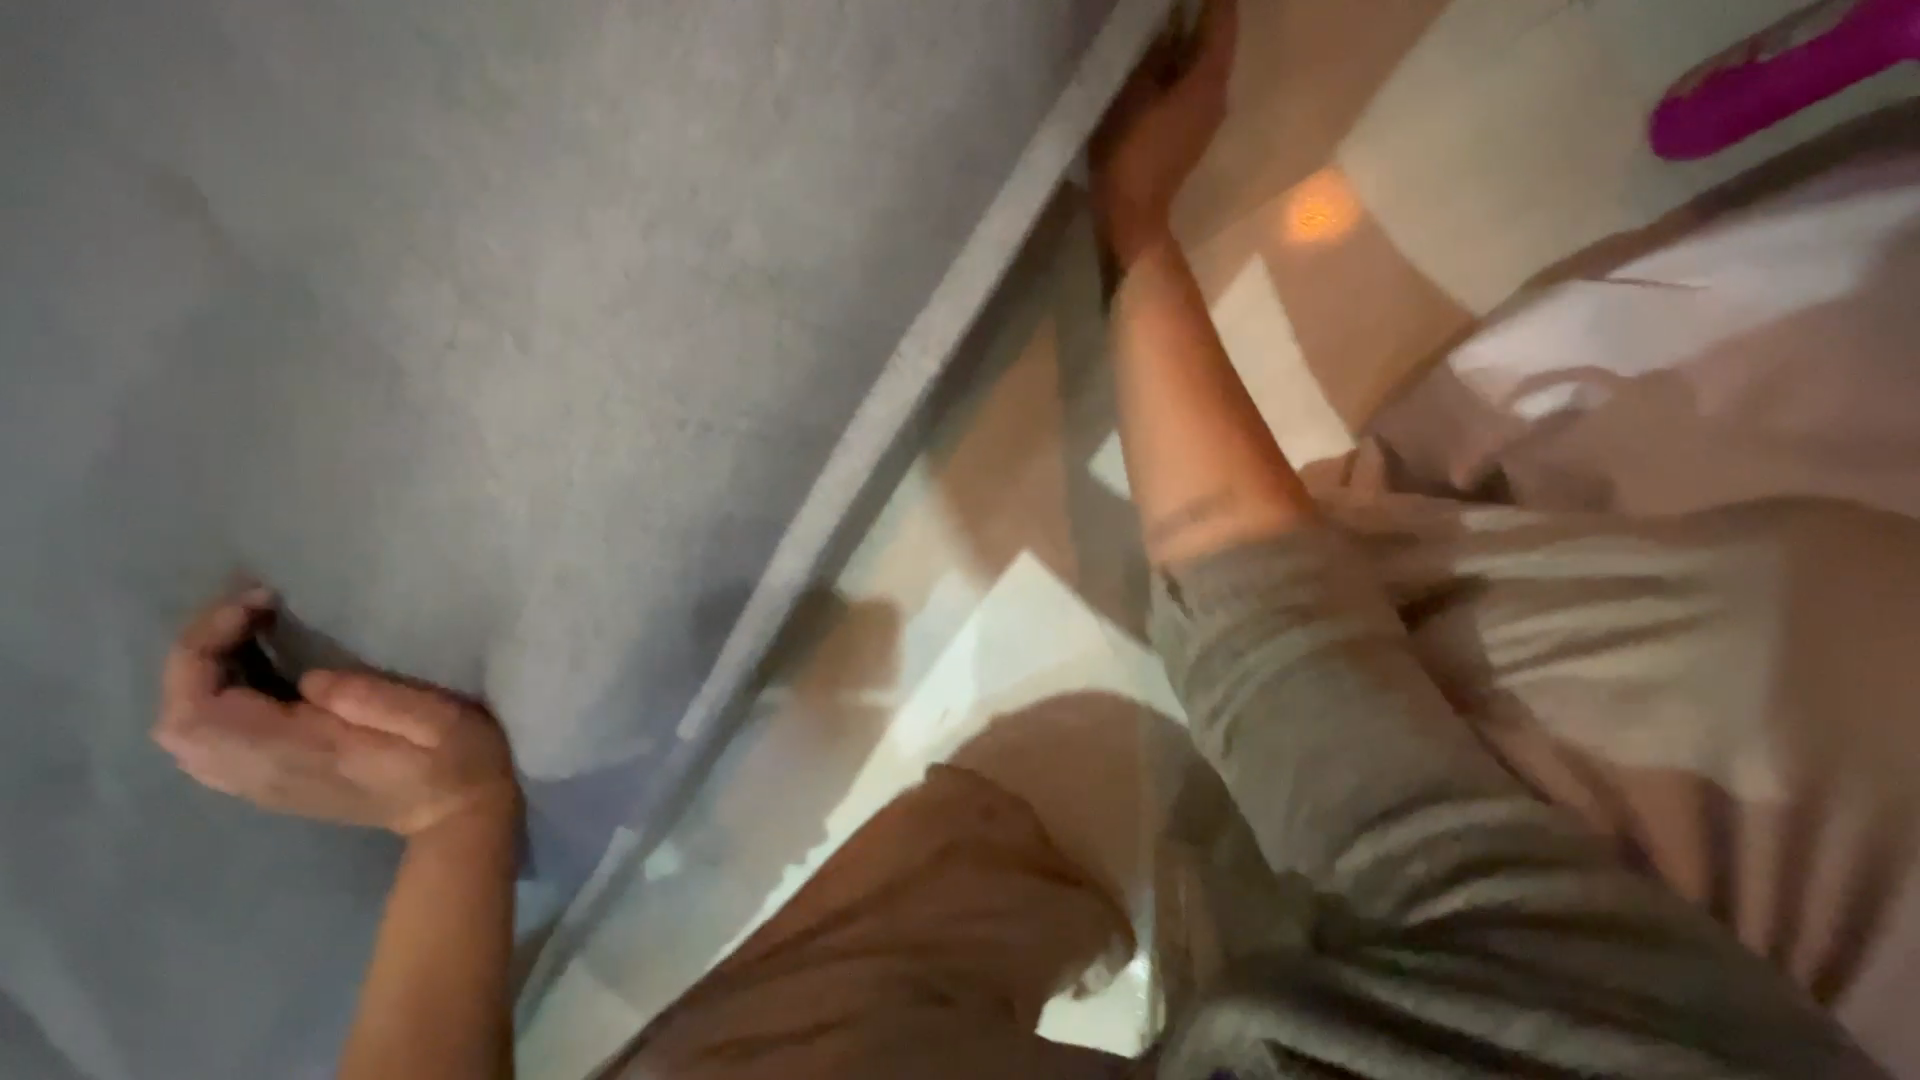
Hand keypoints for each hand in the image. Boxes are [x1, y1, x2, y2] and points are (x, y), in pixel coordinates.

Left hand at [154, 587, 519, 837]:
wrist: (457, 818)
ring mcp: (259, 785)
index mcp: (299, 751)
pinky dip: (209, 703)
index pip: (203, 702)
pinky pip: (205, 747)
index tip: (258, 603)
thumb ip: (370, 696)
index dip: (209, 642)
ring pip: (183, 735)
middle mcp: (261, 772)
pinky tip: (252, 678)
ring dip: (199, 680)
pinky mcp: (268, 786)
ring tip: (249, 638)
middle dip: (197, 656)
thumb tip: (308, 678)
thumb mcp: (436, 718)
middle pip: (178, 719)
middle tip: (251, 615)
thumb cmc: (458, 761)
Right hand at [1090, 0, 1236, 265]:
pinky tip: (1161, 64)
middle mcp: (1218, 96)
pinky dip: (1182, 71)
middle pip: (1218, 43)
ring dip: (1190, 45)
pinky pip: (1194, 90)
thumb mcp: (1131, 97)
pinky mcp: (1193, 136)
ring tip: (1166, 24)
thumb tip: (1167, 35)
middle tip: (1180, 4)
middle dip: (1202, 17)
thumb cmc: (1129, 155)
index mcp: (1207, 81)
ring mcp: (1208, 120)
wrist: (1132, 216)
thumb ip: (1152, 61)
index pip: (1222, 21)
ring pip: (1206, 67)